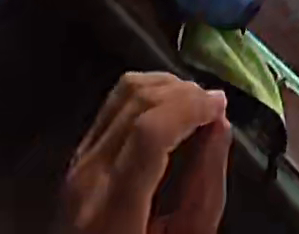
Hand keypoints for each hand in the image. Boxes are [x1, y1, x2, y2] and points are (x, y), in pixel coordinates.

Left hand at [60, 72, 230, 233]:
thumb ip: (206, 192)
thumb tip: (220, 125)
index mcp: (112, 213)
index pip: (149, 131)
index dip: (190, 107)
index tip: (221, 106)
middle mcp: (87, 177)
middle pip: (138, 102)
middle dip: (184, 93)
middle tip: (214, 106)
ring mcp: (77, 161)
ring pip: (126, 90)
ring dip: (167, 86)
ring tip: (196, 104)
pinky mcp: (79, 152)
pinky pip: (115, 101)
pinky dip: (149, 92)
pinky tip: (171, 107)